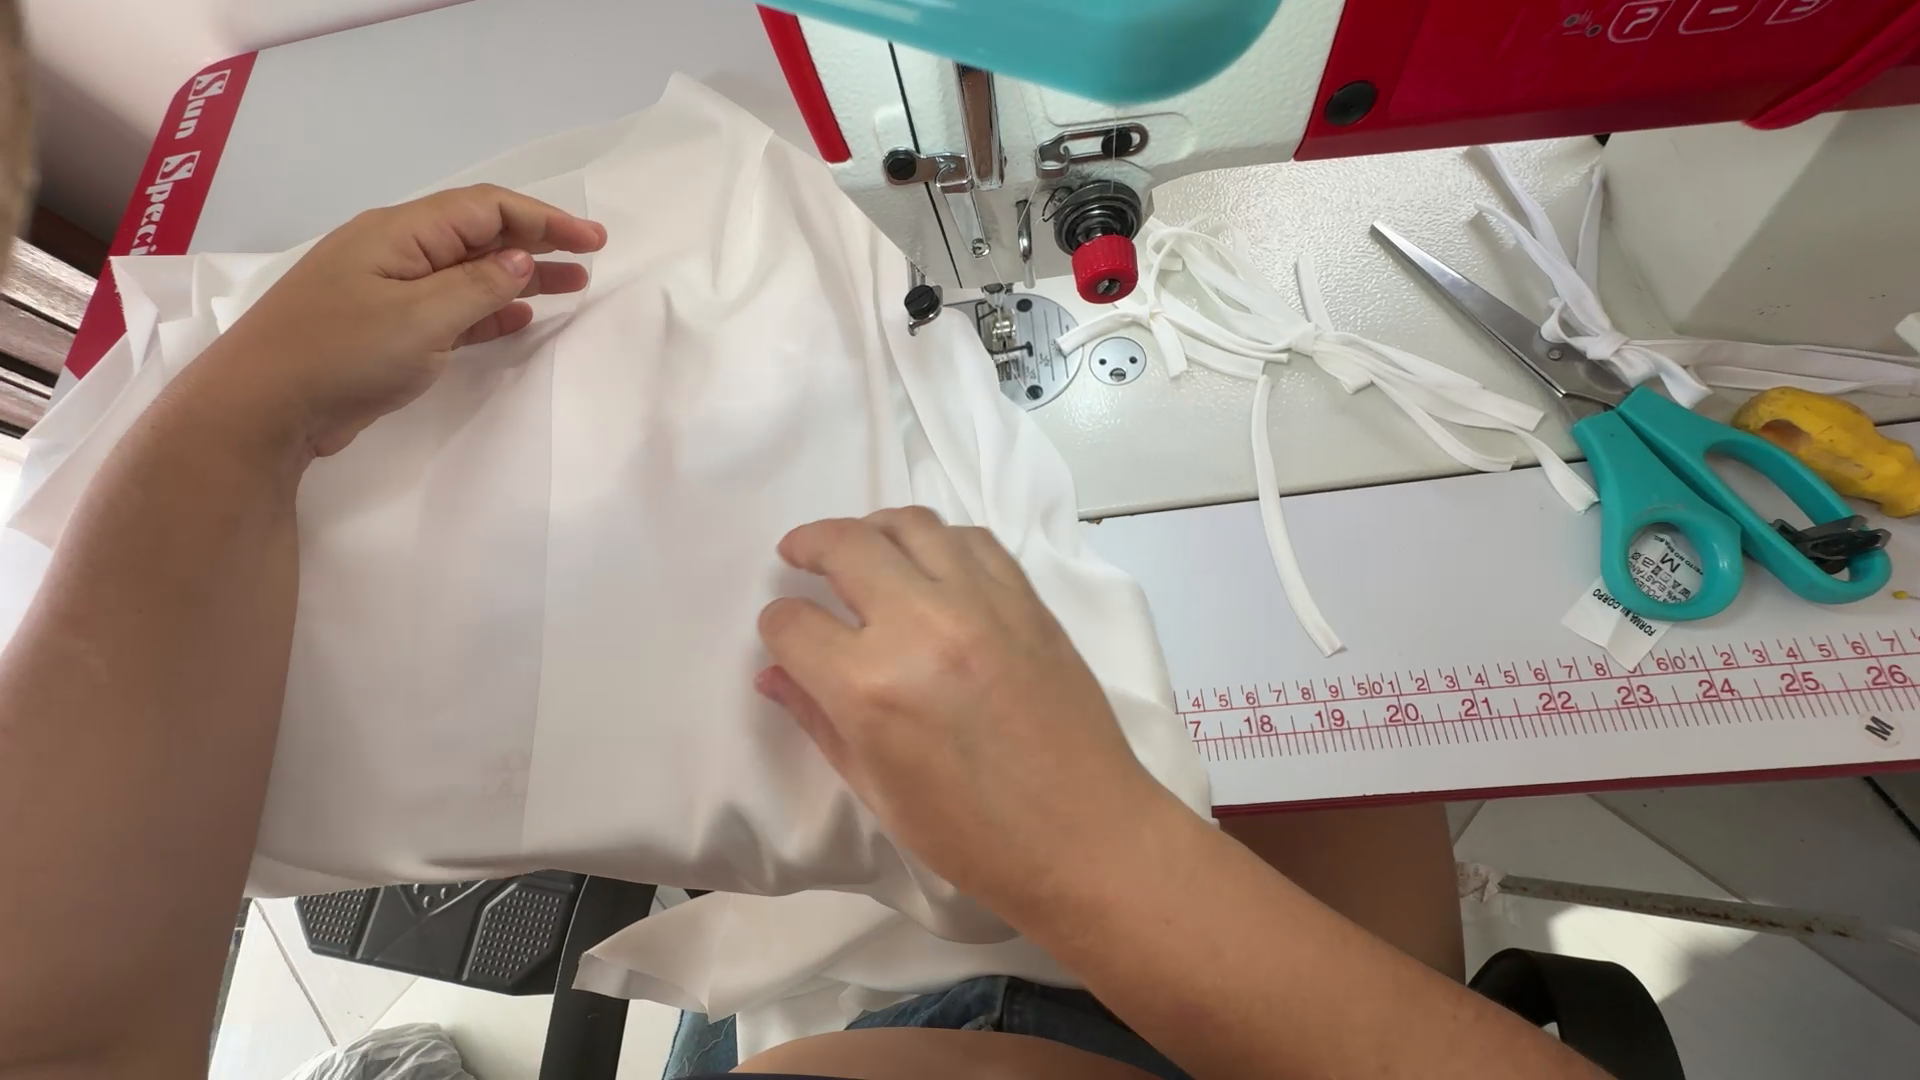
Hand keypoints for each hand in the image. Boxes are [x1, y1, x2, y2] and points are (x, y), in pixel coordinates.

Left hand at [198, 184, 605, 456]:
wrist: (266, 408)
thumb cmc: (343, 354)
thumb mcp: (421, 317)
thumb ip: (478, 286)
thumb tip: (520, 260)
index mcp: (400, 233)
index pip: (485, 208)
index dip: (544, 218)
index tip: (593, 239)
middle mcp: (398, 252)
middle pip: (481, 234)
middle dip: (539, 240)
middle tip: (591, 254)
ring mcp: (395, 290)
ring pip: (473, 272)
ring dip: (522, 276)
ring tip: (572, 285)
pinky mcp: (395, 328)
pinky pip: (458, 307)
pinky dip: (494, 309)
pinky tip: (521, 316)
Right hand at [756, 508, 1173, 908]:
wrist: (1085, 834)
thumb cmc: (972, 835)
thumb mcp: (877, 790)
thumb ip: (817, 719)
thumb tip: (772, 673)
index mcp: (870, 687)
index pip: (794, 625)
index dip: (778, 625)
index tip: (785, 632)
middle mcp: (922, 626)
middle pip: (847, 546)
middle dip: (809, 544)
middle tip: (799, 552)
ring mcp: (981, 604)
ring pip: (913, 524)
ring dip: (872, 526)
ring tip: (861, 543)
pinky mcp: (1026, 600)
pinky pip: (974, 540)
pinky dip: (939, 539)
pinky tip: (930, 560)